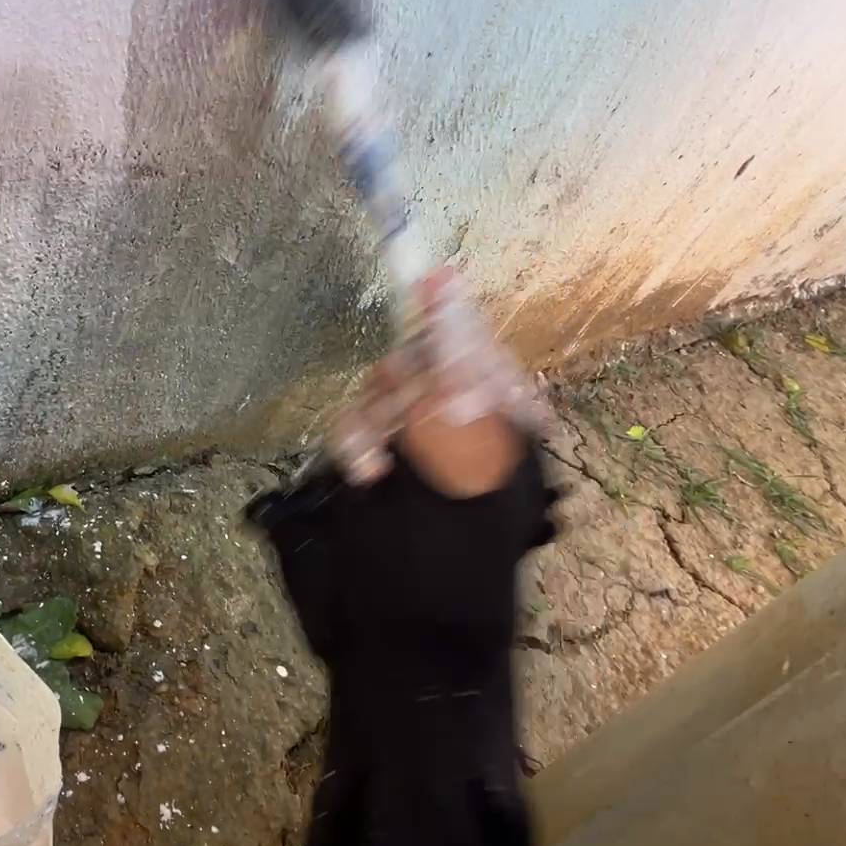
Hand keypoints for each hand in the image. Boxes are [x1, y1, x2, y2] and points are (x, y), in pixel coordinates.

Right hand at [327, 267, 544, 495]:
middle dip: (401, 388)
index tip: (431, 276)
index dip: (446, 309)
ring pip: (375, 391)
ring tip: (388, 459)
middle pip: (409, 360)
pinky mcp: (377, 450)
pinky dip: (357, 446)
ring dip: (375, 423)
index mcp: (493, 399)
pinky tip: (373, 472)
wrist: (428, 568)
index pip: (465, 337)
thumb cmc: (469, 491)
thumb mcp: (473, 412)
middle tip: (411, 417)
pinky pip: (353, 423)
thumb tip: (443, 276)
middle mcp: (452, 408)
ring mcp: (412, 431)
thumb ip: (454, 345)